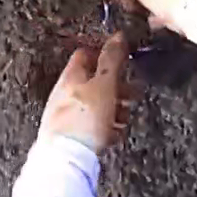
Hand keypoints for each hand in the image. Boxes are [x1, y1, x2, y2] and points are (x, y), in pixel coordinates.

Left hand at [41, 33, 132, 153]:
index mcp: (71, 76)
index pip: (86, 54)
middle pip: (93, 81)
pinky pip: (90, 126)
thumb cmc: (84, 120)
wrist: (66, 162)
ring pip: (94, 104)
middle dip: (115, 86)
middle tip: (131, 93)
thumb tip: (118, 35)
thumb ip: (112, 60)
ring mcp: (65, 116)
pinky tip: (115, 135)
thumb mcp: (104, 84)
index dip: (105, 54)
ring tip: (125, 118)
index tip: (122, 61)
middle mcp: (65, 93)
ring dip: (113, 108)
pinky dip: (105, 127)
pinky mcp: (70, 137)